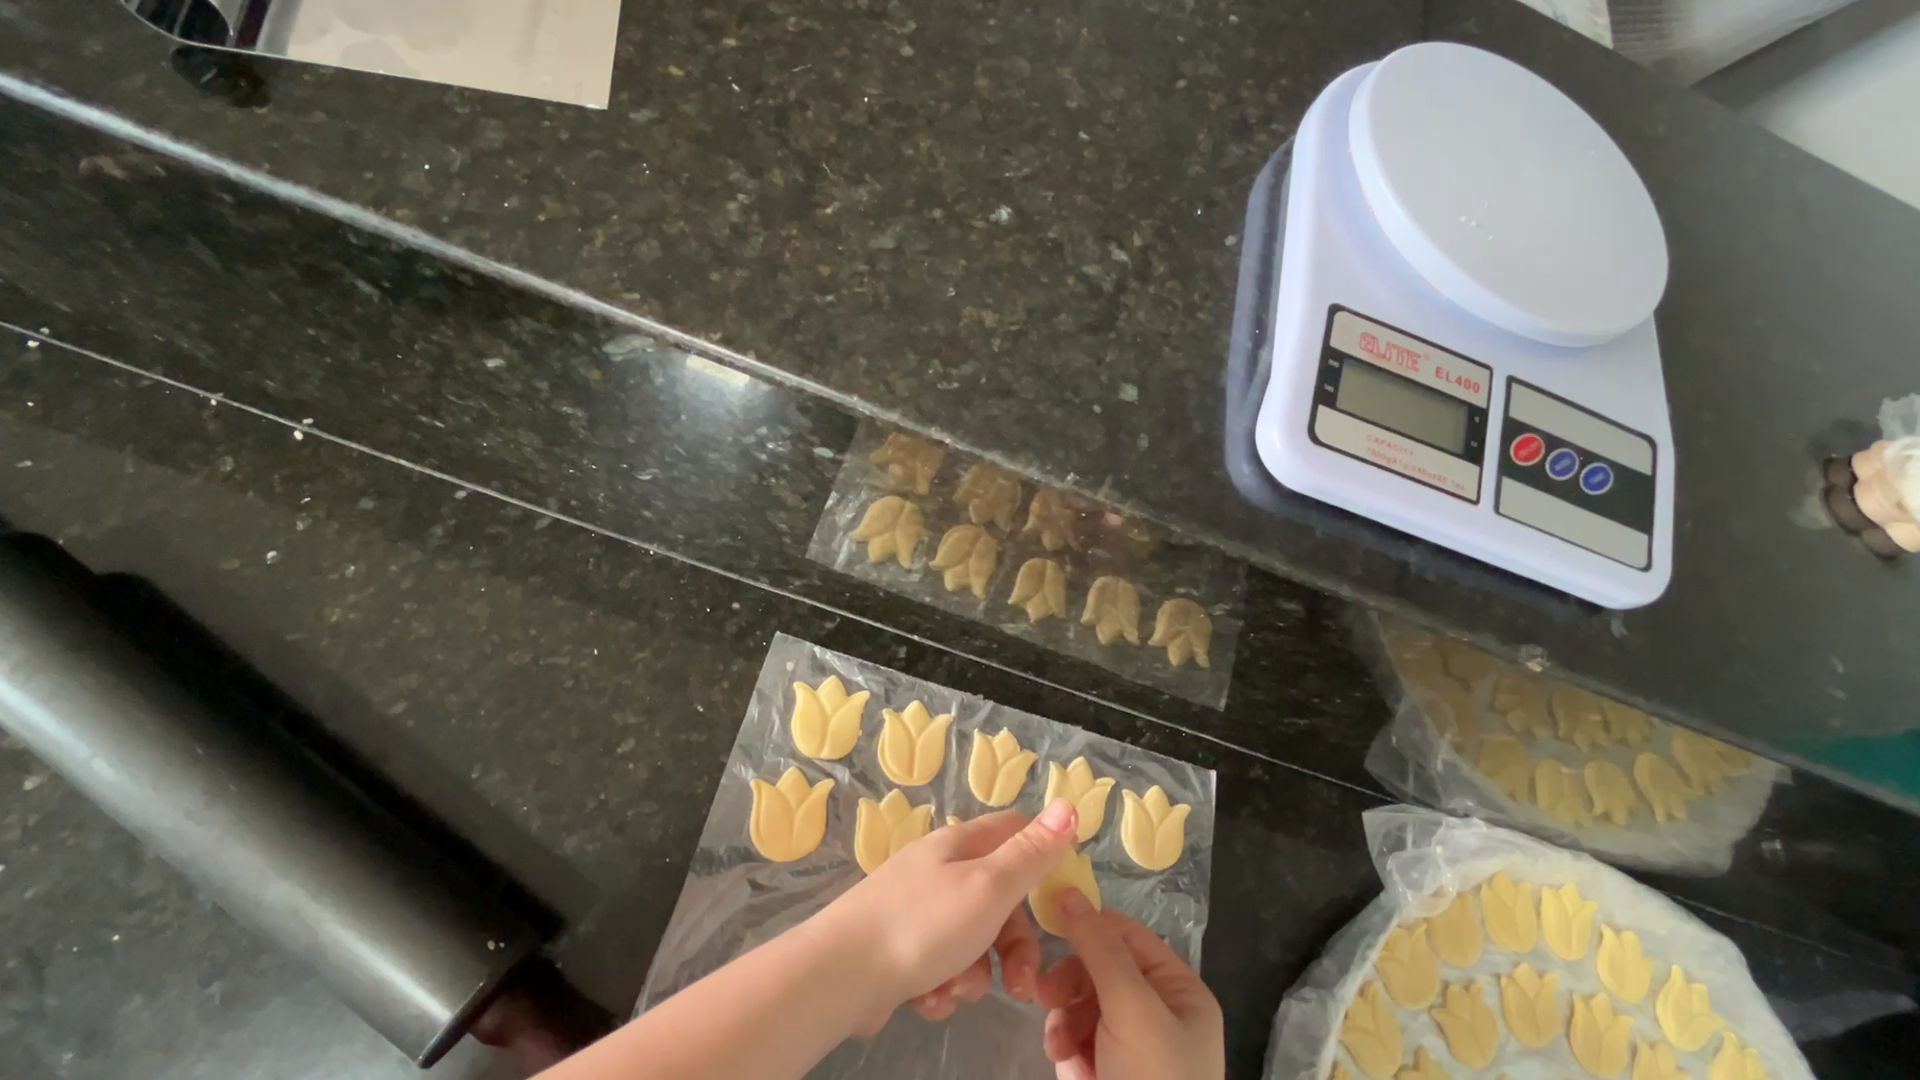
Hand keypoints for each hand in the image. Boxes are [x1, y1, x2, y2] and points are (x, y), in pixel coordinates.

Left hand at [811, 799, 1079, 1031]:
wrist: (841, 976)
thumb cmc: (923, 924)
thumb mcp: (989, 886)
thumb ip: (1031, 853)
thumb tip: (1068, 803)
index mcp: (961, 844)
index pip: (1014, 830)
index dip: (1042, 855)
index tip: (1058, 898)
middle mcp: (940, 870)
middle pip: (999, 898)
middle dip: (1014, 944)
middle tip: (1020, 983)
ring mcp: (917, 909)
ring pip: (972, 940)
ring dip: (974, 973)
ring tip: (955, 988)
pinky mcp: (899, 949)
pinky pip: (940, 966)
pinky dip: (941, 986)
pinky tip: (927, 998)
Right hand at [1036, 890, 1224, 1079]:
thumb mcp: (1132, 1010)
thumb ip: (1100, 950)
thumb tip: (1069, 891)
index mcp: (1179, 991)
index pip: (1128, 937)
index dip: (1089, 926)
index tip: (1045, 921)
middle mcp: (1159, 1012)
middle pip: (1101, 970)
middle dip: (1071, 982)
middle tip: (1042, 993)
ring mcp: (1133, 1046)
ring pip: (1084, 1005)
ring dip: (1064, 1019)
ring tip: (1058, 1045)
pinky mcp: (1108, 1073)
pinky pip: (1079, 1040)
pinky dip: (1069, 1048)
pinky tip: (1068, 1067)